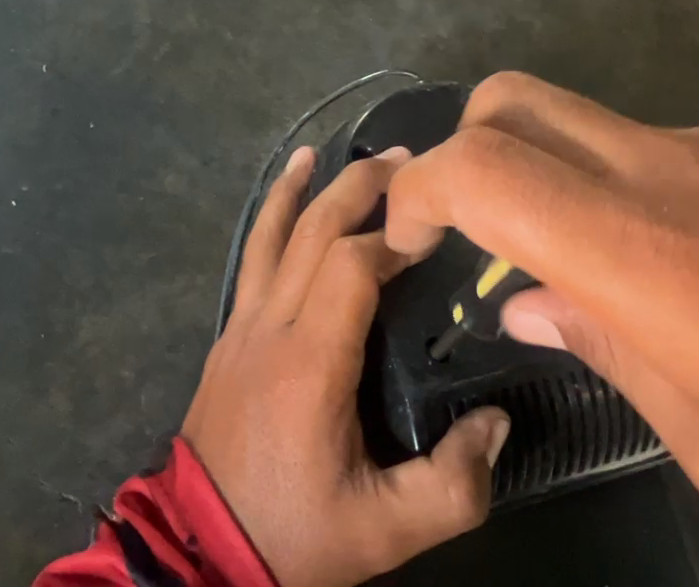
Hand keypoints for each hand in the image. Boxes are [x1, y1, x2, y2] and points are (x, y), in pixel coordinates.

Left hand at [182, 146, 510, 586]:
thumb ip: (454, 483)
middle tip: (402, 159)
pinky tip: (281, 200)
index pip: (351, 267)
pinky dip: (268, 220)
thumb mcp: (387, 530)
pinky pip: (251, 261)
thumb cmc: (294, 534)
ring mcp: (243, 327)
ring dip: (302, 191)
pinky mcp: (231, 337)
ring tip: (325, 152)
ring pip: (270, 237)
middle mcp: (271, 327)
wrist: (201, 552)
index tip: (437, 226)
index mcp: (310, 362)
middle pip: (312, 234)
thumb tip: (497, 422)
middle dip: (358, 189)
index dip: (395, 237)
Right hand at [384, 73, 698, 574]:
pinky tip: (698, 264)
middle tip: (471, 225)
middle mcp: (670, 169)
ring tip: (604, 273)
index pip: (486, 168)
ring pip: (585, 122)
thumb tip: (533, 305)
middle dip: (460, 147)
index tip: (407, 237)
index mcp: (647, 255)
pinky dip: (632, 190)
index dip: (419, 189)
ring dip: (554, 178)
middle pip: (515, 99)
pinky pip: (661, 147)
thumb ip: (609, 354)